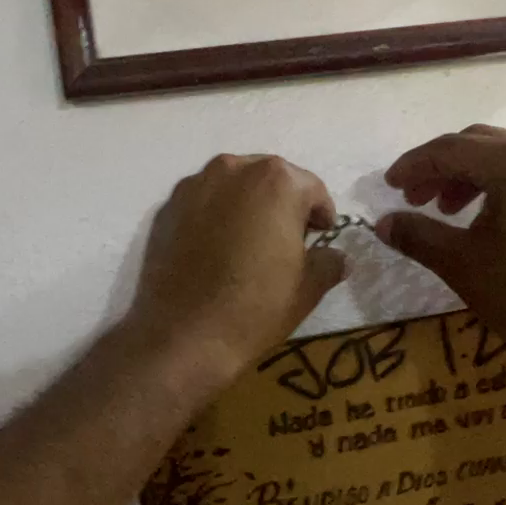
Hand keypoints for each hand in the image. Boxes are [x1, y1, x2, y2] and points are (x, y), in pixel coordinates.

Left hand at [127, 154, 347, 380]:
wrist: (182, 335)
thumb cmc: (255, 308)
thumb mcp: (307, 288)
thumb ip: (329, 262)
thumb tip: (338, 257)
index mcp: (277, 181)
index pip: (312, 188)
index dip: (321, 215)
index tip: (320, 237)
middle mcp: (233, 169)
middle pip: (269, 180)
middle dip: (282, 205)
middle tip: (286, 241)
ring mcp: (194, 186)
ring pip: (232, 188)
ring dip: (246, 207)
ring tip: (248, 243)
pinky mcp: (167, 208)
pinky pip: (202, 204)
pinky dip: (214, 218)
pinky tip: (215, 251)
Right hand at [378, 125, 505, 378]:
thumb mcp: (464, 266)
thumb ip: (419, 237)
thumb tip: (383, 223)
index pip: (451, 148)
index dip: (413, 165)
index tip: (389, 186)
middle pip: (481, 145)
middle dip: (442, 168)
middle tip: (415, 200)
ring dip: (472, 178)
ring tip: (450, 212)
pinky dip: (503, 187)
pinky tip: (492, 221)